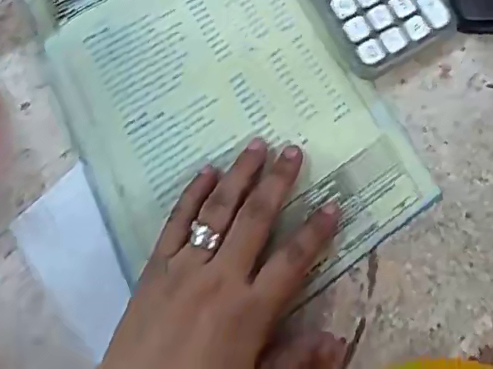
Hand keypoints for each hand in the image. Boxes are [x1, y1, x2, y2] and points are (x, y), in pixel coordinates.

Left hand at [102, 140, 344, 368]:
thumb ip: (293, 361)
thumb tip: (338, 339)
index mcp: (248, 312)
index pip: (292, 261)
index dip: (315, 232)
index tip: (333, 203)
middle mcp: (220, 279)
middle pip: (256, 219)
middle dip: (277, 182)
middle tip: (293, 150)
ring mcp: (184, 268)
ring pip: (219, 209)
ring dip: (240, 174)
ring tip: (257, 144)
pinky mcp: (155, 267)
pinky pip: (177, 221)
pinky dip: (193, 193)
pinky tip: (207, 170)